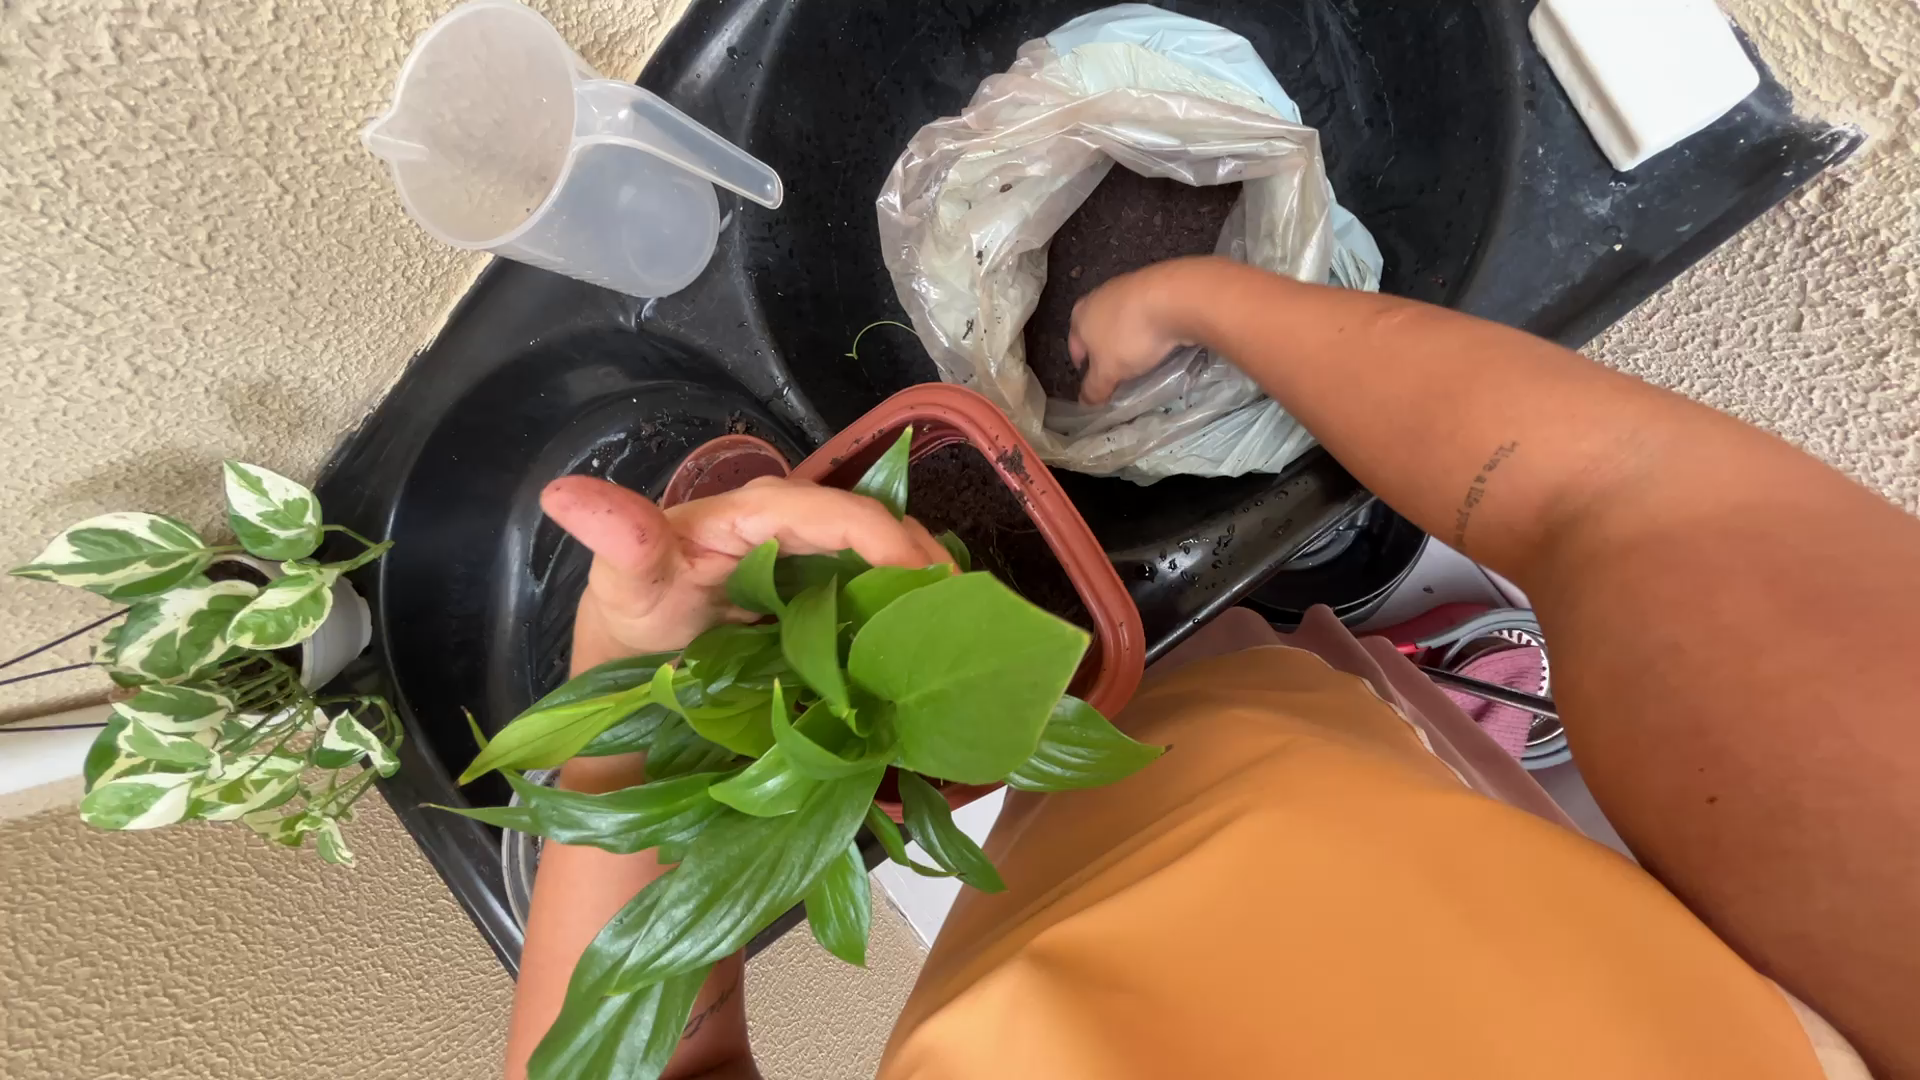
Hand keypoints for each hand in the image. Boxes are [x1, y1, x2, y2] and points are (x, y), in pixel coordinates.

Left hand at [541, 475, 951, 671]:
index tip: (923, 576)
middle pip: (870, 526)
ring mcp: (816, 563)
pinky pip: (876, 590)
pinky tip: (929, 635)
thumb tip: (562, 493)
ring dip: (923, 583)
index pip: (825, 509)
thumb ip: (619, 541)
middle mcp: (795, 528)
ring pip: (883, 556)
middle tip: (962, 608)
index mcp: (755, 513)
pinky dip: (906, 608)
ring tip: (961, 622)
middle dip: (919, 558)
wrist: (648, 673)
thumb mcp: (627, 584)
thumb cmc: (639, 620)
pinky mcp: (827, 595)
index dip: (878, 534)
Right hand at [1068, 256, 1217, 404]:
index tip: (1096, 381)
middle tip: (1118, 371)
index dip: (1084, 368)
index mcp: (1080, 315)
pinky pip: (1146, 311)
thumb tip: (1085, 403)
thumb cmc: (1130, 336)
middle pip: (1098, 331)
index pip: (1075, 347)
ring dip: (1129, 337)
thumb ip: (1094, 389)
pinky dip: (1149, 325)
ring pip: (1122, 320)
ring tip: (1142, 356)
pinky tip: (1160, 337)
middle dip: (1106, 351)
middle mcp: (1099, 295)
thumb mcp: (1108, 372)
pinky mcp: (1155, 282)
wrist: (1176, 298)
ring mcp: (1127, 285)